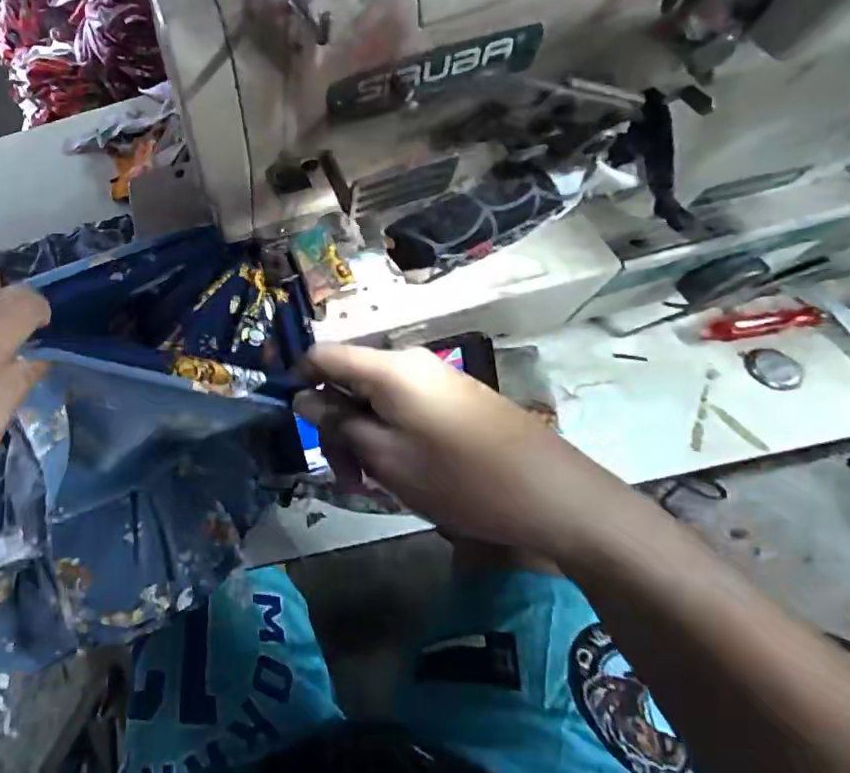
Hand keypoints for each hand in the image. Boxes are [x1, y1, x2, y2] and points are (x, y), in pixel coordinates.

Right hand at [294, 343, 626, 553]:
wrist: (554, 495)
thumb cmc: (460, 478)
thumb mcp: (387, 458)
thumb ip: (339, 424)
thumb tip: (305, 397)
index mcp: (388, 368)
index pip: (324, 354)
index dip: (300, 381)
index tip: (295, 422)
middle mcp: (410, 362)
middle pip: (351, 380)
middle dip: (337, 425)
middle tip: (345, 478)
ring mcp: (437, 379)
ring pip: (378, 399)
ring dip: (364, 437)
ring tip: (375, 485)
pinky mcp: (457, 399)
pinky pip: (406, 408)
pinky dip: (392, 436)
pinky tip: (404, 473)